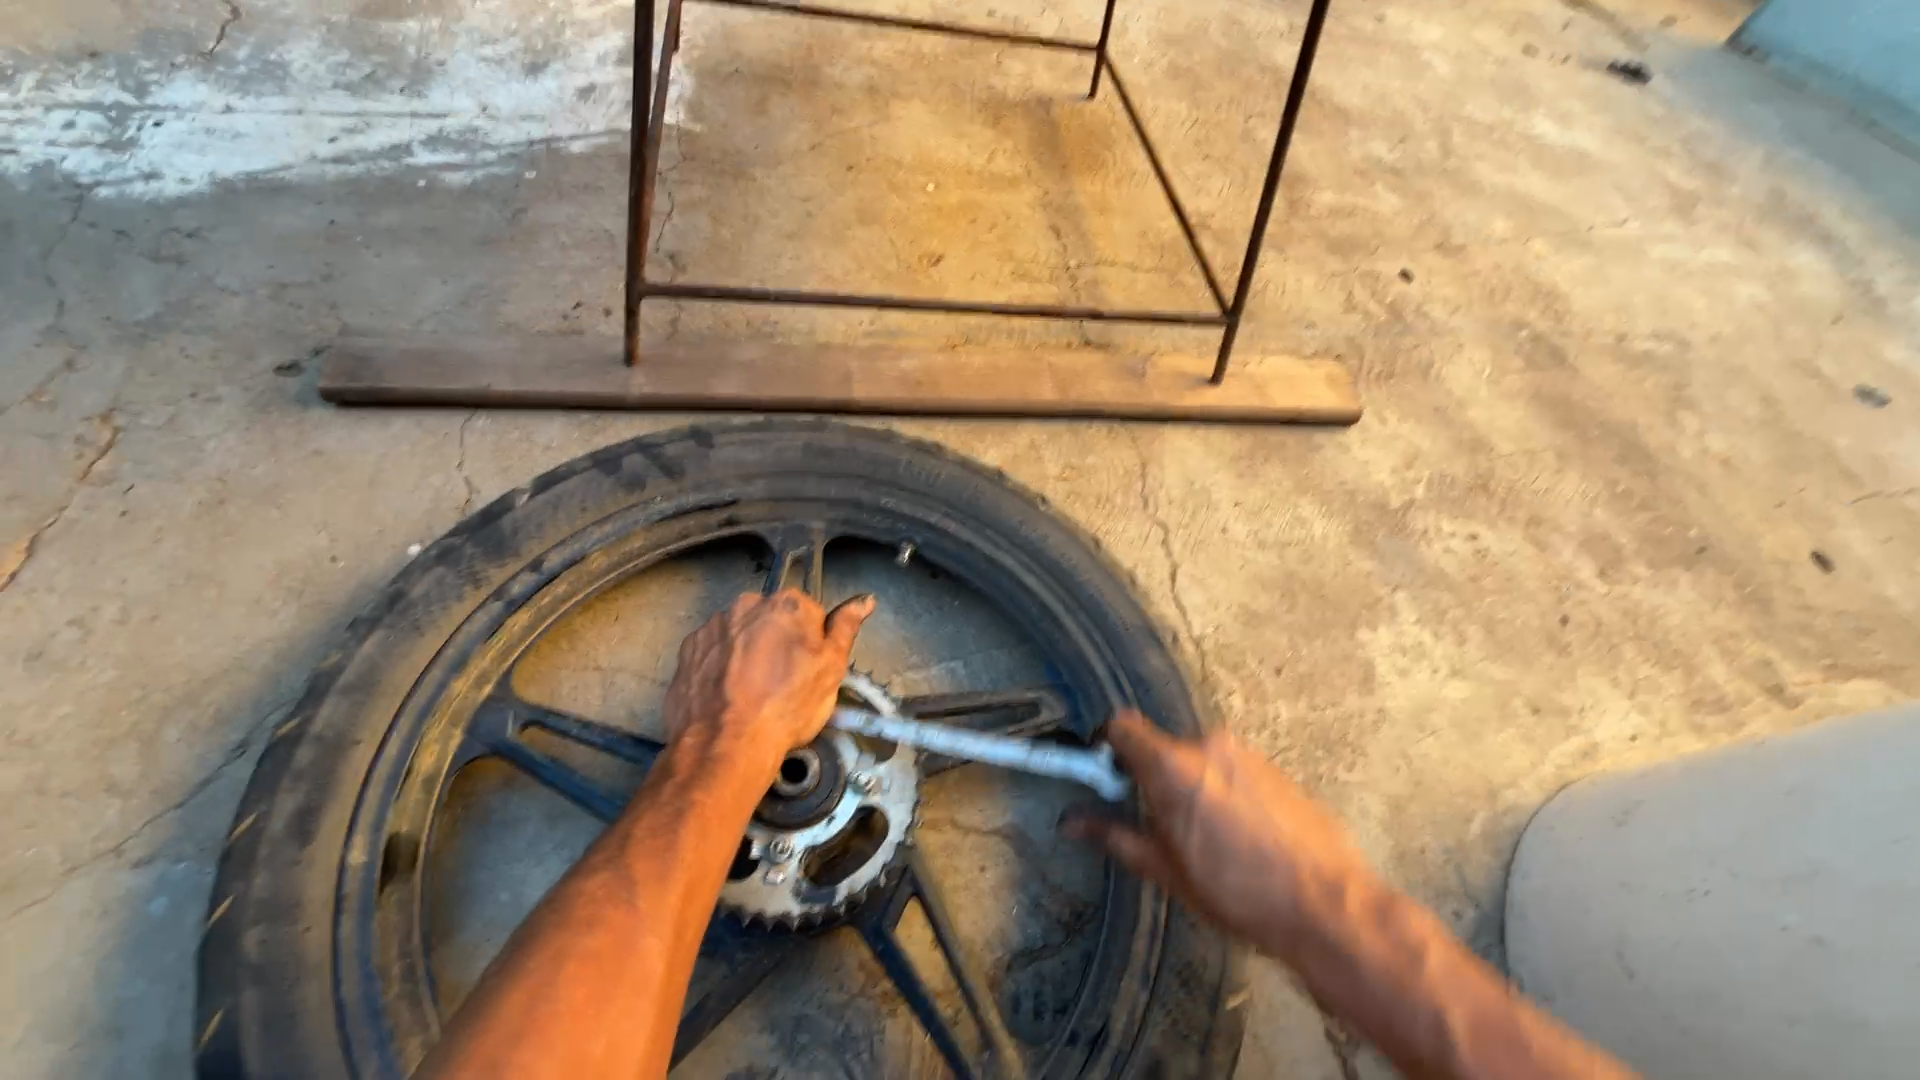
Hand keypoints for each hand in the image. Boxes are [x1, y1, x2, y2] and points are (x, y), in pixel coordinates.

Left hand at [661, 589, 875, 764]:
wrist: (726, 744)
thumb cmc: (787, 707)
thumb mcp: (832, 669)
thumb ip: (846, 627)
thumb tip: (864, 600)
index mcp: (788, 604)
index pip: (809, 613)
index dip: (812, 643)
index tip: (807, 669)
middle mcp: (747, 604)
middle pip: (772, 619)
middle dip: (778, 642)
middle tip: (781, 682)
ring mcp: (713, 625)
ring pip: (740, 633)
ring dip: (747, 652)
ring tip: (751, 692)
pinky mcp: (688, 649)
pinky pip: (713, 650)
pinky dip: (720, 665)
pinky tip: (727, 693)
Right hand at [1064, 710, 1378, 958]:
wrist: (1327, 905)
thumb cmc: (1237, 892)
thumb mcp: (1165, 869)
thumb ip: (1114, 836)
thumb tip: (1069, 822)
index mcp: (1173, 766)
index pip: (1122, 726)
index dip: (1108, 748)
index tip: (1108, 778)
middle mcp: (1208, 745)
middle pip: (1162, 747)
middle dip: (1153, 777)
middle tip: (1159, 823)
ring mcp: (1246, 753)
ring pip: (1198, 759)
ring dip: (1190, 785)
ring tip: (1205, 837)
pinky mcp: (1275, 767)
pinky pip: (1231, 768)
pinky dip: (1222, 790)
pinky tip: (1238, 835)